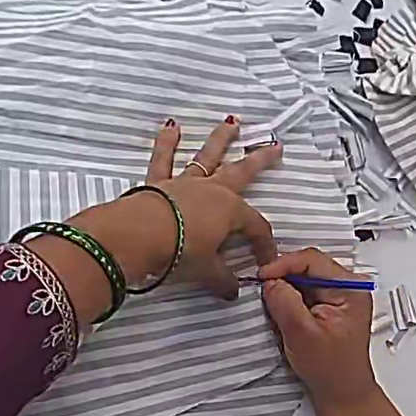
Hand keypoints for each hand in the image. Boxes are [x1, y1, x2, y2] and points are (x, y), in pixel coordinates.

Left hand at [34, 118, 281, 321]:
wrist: (139, 235)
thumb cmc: (180, 251)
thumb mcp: (207, 271)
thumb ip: (222, 279)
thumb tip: (233, 291)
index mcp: (230, 211)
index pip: (255, 227)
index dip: (264, 244)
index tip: (265, 262)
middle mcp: (212, 190)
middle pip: (242, 172)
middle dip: (261, 160)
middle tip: (276, 147)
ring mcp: (185, 183)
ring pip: (208, 157)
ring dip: (221, 140)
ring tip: (232, 123)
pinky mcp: (158, 183)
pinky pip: (163, 160)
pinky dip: (166, 143)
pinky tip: (170, 127)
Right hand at [256, 247, 378, 407]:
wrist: (341, 392)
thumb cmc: (332, 370)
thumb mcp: (302, 334)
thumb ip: (285, 302)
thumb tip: (270, 281)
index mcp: (351, 289)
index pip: (311, 260)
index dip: (283, 265)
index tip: (262, 276)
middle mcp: (348, 287)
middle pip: (306, 266)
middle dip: (282, 278)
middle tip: (263, 291)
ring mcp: (338, 295)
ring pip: (302, 278)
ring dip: (285, 290)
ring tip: (275, 309)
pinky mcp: (328, 304)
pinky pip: (302, 291)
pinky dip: (289, 300)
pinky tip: (284, 316)